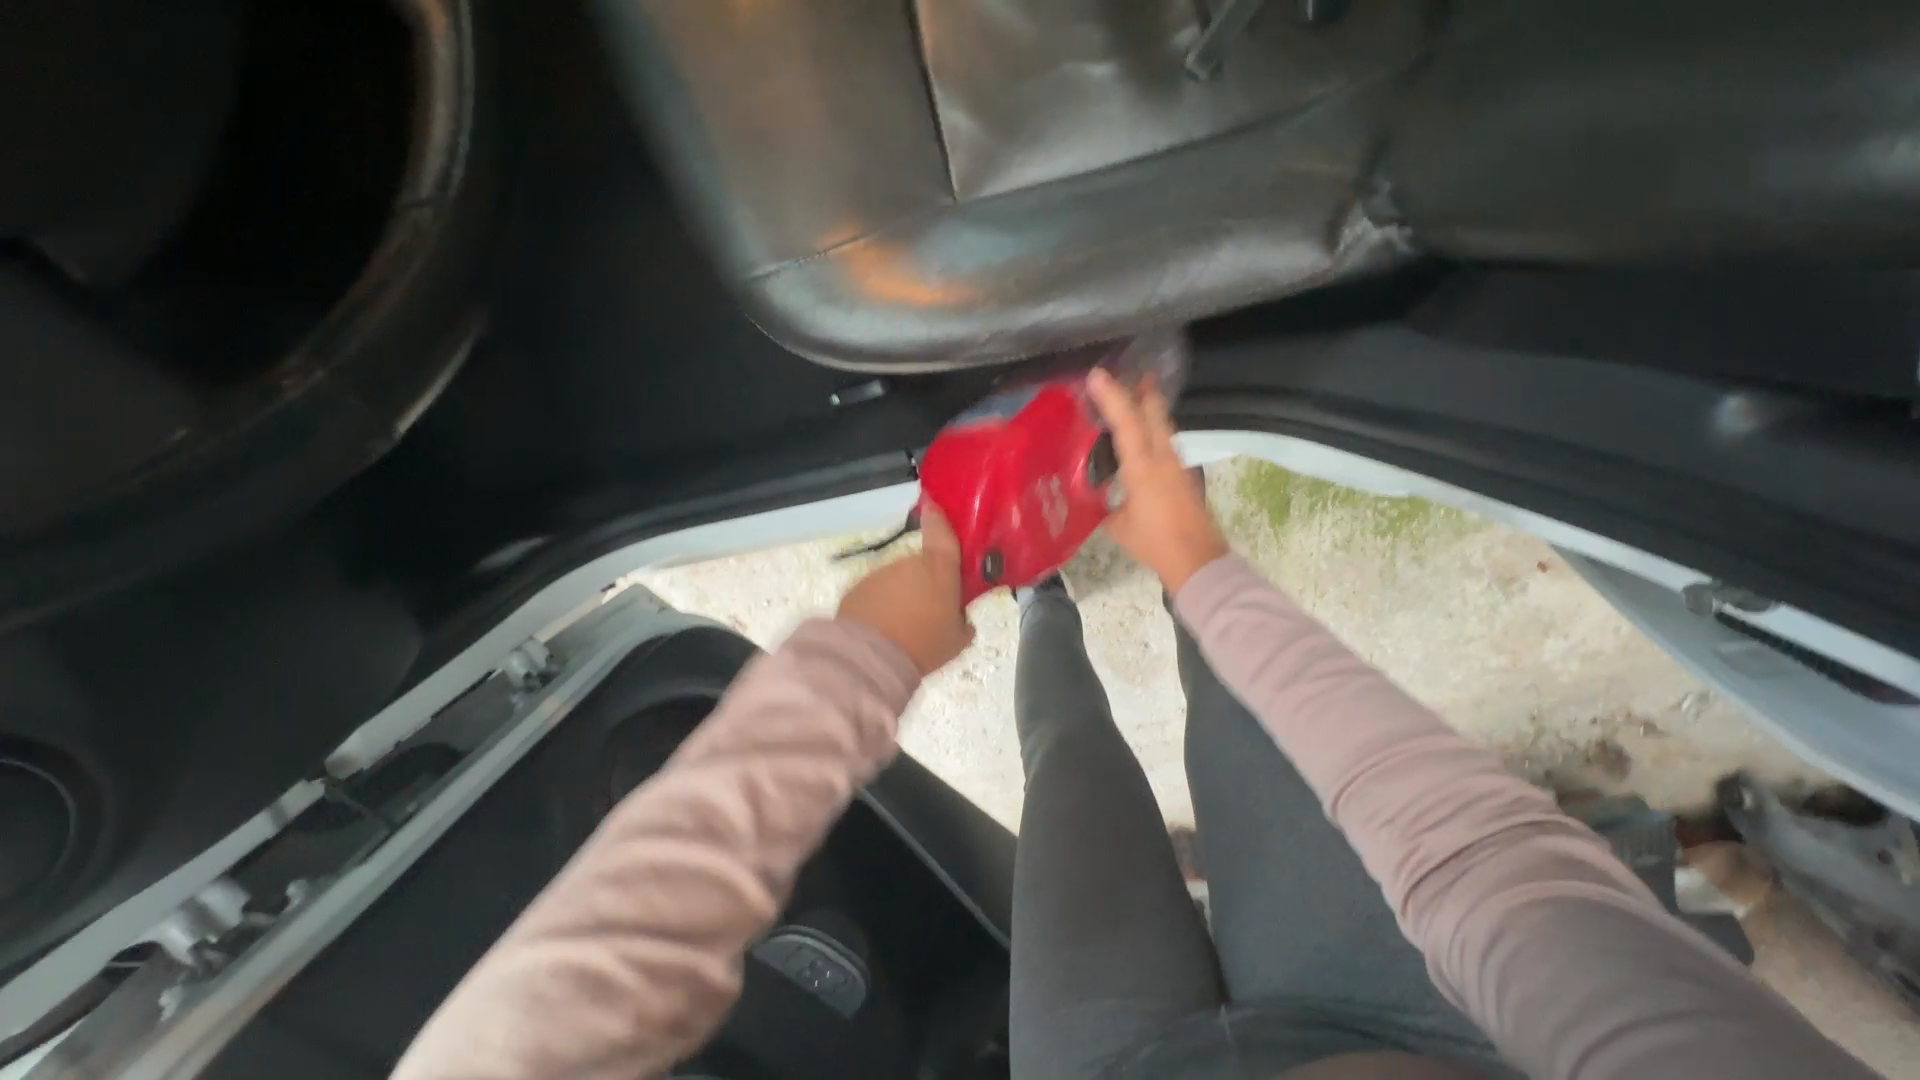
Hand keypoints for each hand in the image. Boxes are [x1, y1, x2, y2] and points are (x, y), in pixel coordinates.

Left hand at [838, 507, 975, 674]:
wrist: (872, 656)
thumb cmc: (924, 644)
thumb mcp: (958, 640)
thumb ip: (963, 622)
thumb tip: (962, 620)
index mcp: (939, 569)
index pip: (941, 531)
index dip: (939, 516)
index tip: (934, 503)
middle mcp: (908, 563)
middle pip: (920, 567)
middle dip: (924, 584)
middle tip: (928, 614)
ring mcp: (879, 574)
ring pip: (896, 582)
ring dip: (900, 598)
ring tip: (902, 630)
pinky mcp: (856, 589)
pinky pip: (874, 595)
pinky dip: (879, 608)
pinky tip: (881, 633)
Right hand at [1085, 368, 1228, 591]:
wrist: (1196, 560)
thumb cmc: (1155, 543)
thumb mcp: (1119, 527)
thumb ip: (1108, 507)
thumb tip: (1100, 499)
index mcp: (1142, 468)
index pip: (1126, 423)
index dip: (1112, 397)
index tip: (1098, 375)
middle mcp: (1162, 459)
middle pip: (1154, 414)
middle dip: (1143, 391)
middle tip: (1132, 372)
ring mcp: (1177, 466)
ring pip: (1163, 427)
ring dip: (1151, 409)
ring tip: (1139, 396)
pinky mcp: (1184, 478)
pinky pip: (1166, 444)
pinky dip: (1155, 431)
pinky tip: (1146, 438)